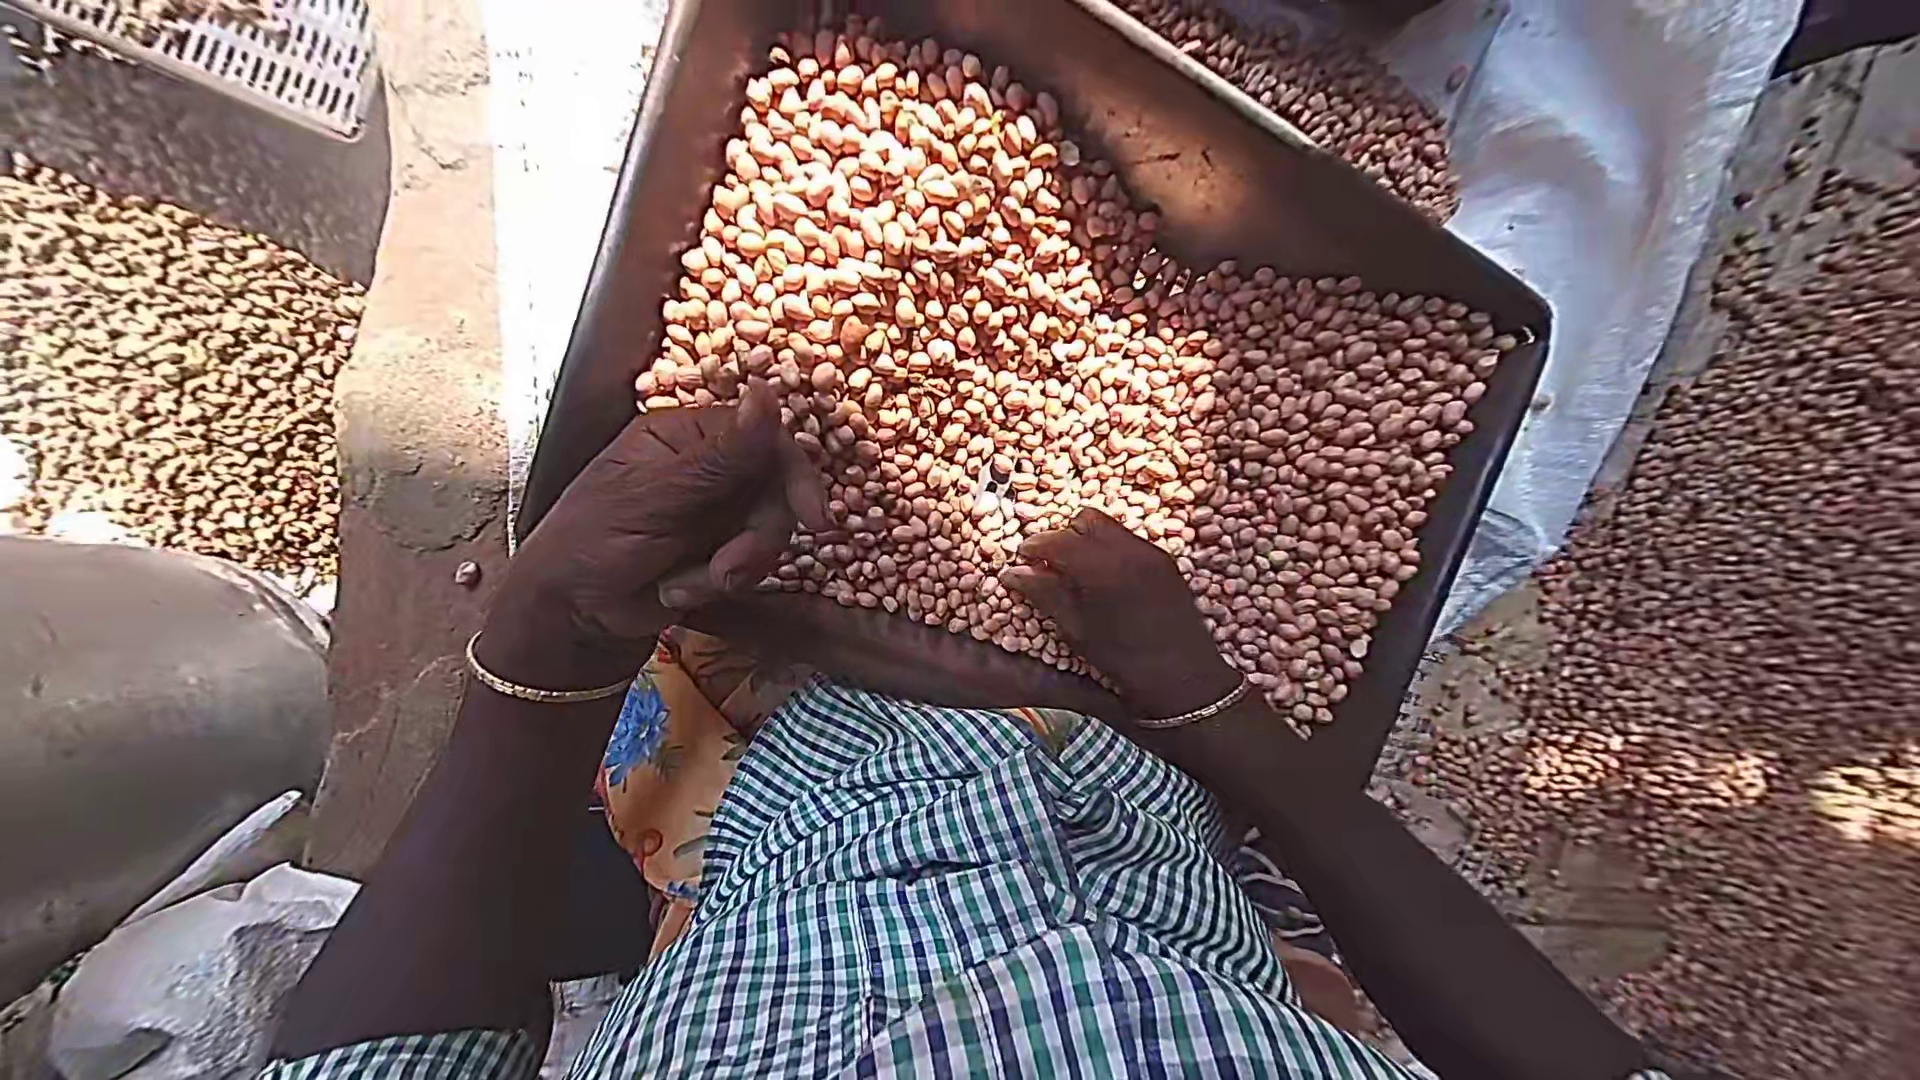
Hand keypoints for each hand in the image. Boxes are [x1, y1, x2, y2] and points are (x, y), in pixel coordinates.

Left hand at [481, 382, 827, 689]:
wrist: (572, 617)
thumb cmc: (591, 544)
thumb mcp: (654, 498)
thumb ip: (720, 456)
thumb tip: (766, 394)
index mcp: (688, 437)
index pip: (765, 440)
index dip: (795, 478)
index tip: (815, 518)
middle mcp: (713, 467)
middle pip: (778, 492)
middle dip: (757, 539)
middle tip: (727, 571)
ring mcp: (721, 509)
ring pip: (771, 531)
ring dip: (737, 566)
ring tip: (683, 586)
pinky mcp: (725, 547)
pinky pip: (758, 561)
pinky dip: (725, 582)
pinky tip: (681, 590)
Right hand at [999, 508, 1240, 720]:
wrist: (1184, 678)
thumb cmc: (1123, 661)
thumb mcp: (1076, 629)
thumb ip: (1045, 594)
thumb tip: (1013, 573)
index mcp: (1101, 567)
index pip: (1058, 539)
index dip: (1035, 547)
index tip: (1022, 559)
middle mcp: (1128, 550)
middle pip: (1086, 520)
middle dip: (1064, 536)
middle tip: (1052, 564)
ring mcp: (1151, 553)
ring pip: (1109, 527)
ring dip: (1088, 541)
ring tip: (1078, 573)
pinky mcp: (1165, 562)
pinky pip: (1129, 542)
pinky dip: (1109, 551)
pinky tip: (1105, 581)